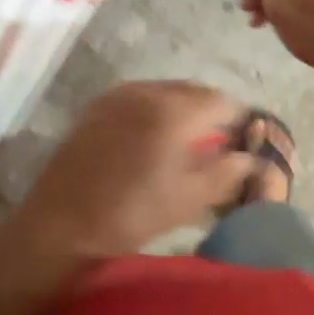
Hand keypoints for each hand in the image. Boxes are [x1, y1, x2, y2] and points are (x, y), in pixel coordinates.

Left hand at [11, 81, 252, 258]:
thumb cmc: (130, 214)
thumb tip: (253, 159)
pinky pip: (138, 99)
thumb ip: (228, 173)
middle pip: (194, 92)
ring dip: (182, 111)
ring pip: (165, 93)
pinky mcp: (95, 107)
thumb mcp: (189, 199)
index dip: (240, 123)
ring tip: (185, 145)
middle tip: (217, 146)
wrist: (61, 223)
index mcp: (174, 110)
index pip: (224, 102)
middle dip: (211, 114)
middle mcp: (146, 91)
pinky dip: (154, 112)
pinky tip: (151, 141)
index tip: (242, 146)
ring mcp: (116, 96)